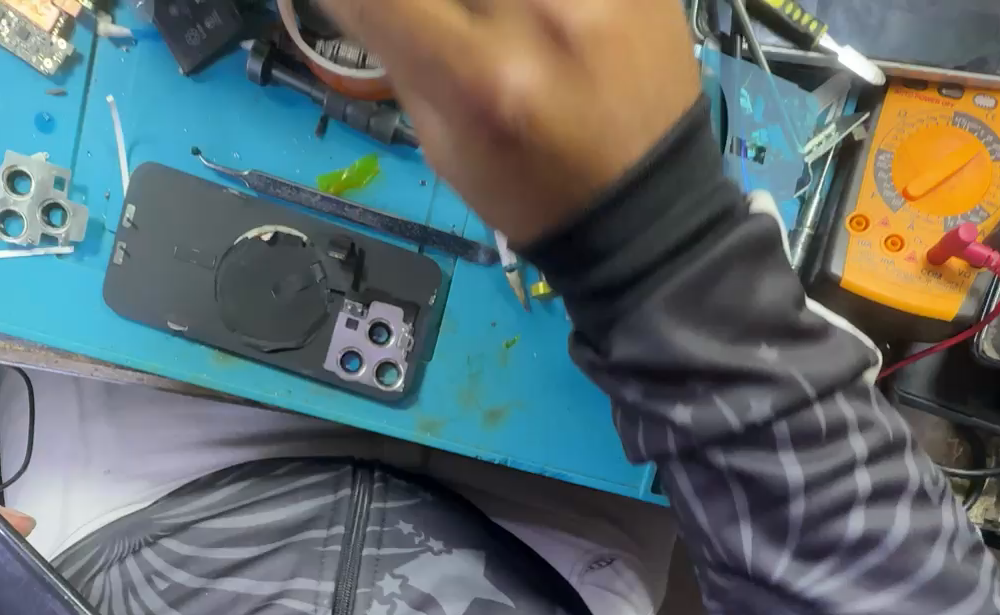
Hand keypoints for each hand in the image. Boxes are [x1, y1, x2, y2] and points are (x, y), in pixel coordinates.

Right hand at [315, 0, 700, 244]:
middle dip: (435, 4)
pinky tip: (532, 25)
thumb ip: (403, 51)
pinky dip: (527, 5)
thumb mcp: (445, 148)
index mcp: (479, 80)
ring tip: (485, 25)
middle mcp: (538, 14)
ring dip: (480, 4)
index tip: (357, 7)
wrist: (643, 210)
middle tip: (442, 23)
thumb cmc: (531, 195)